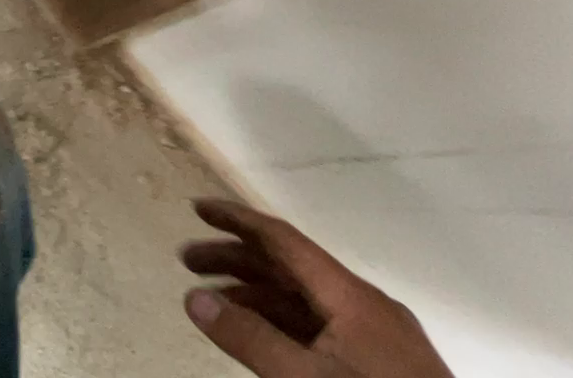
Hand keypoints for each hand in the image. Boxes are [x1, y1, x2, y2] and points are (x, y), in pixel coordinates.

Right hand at [180, 199, 455, 377]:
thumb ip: (249, 338)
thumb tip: (193, 298)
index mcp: (354, 298)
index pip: (284, 240)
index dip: (237, 220)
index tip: (196, 209)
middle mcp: (368, 309)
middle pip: (290, 268)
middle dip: (236, 260)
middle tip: (187, 262)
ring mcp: (381, 342)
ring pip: (305, 301)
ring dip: (254, 294)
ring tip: (213, 303)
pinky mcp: (385, 370)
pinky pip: (320, 329)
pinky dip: (280, 323)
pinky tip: (260, 338)